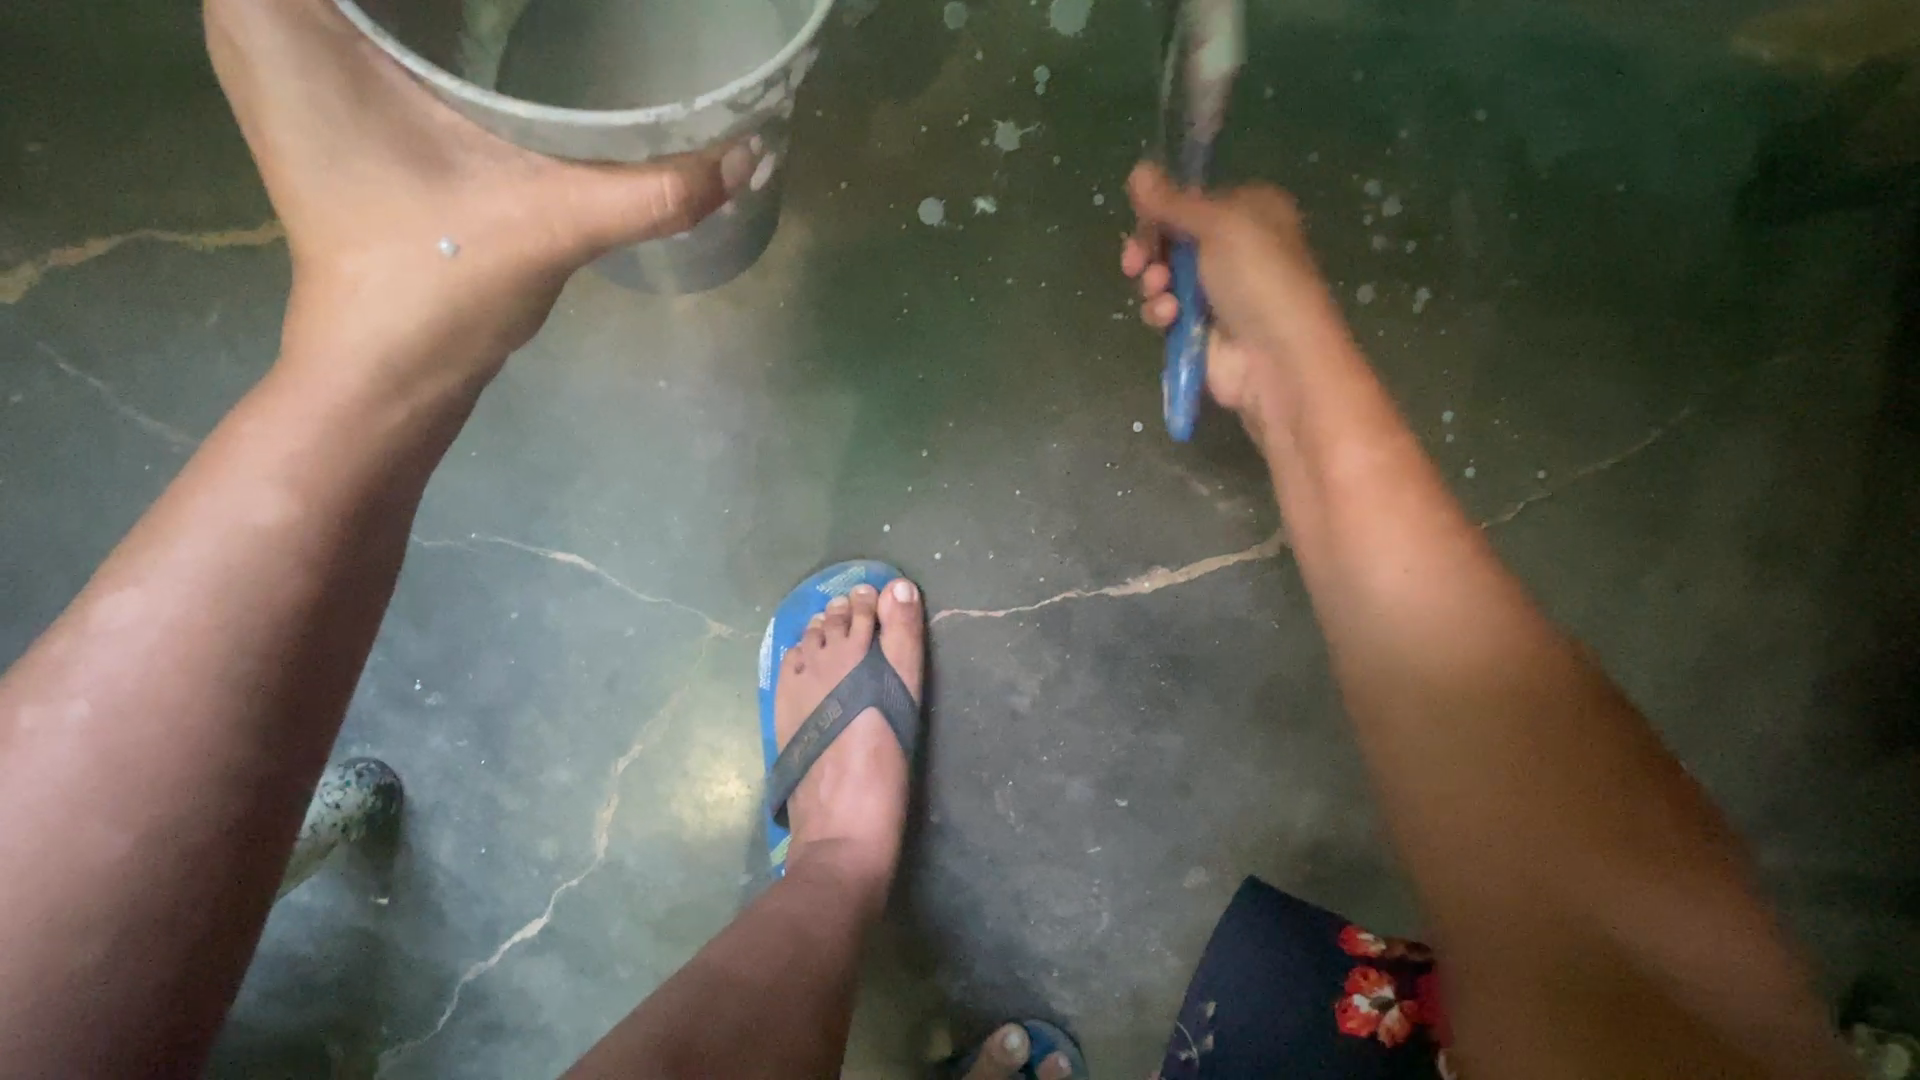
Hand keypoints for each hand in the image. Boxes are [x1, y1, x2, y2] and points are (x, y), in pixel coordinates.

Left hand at [205, 0, 749, 376]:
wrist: (388, 370)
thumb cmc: (440, 281)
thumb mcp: (561, 219)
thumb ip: (660, 187)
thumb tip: (753, 156)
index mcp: (281, 10)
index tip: (546, 3)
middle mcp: (258, 16)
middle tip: (558, 9)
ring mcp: (280, 61)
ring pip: (375, 3)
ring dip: (444, 8)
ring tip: (535, 18)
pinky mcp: (314, 102)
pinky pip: (366, 26)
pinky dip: (426, 25)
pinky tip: (489, 38)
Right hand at [1121, 162, 1347, 431]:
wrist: (1275, 356)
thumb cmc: (1257, 277)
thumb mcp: (1219, 224)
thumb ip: (1172, 201)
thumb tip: (1138, 168)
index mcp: (1249, 211)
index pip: (1190, 202)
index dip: (1161, 212)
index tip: (1142, 222)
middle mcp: (1233, 247)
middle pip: (1170, 239)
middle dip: (1150, 250)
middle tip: (1136, 263)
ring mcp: (1215, 291)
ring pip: (1162, 277)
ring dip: (1153, 283)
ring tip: (1161, 292)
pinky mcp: (1198, 328)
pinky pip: (1164, 311)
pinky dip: (1160, 312)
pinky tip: (1170, 318)